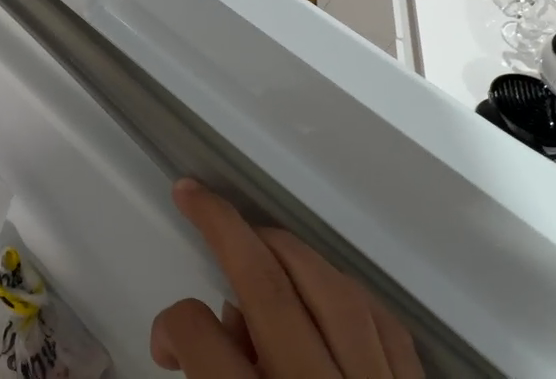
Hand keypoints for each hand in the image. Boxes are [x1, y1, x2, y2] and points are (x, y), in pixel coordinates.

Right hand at [150, 180, 421, 378]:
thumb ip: (215, 376)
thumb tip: (226, 329)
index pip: (200, 335)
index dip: (172, 322)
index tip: (167, 339)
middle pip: (269, 289)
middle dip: (225, 227)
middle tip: (196, 194)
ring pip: (335, 294)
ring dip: (287, 248)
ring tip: (256, 236)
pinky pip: (388, 327)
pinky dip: (351, 293)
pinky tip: (325, 284)